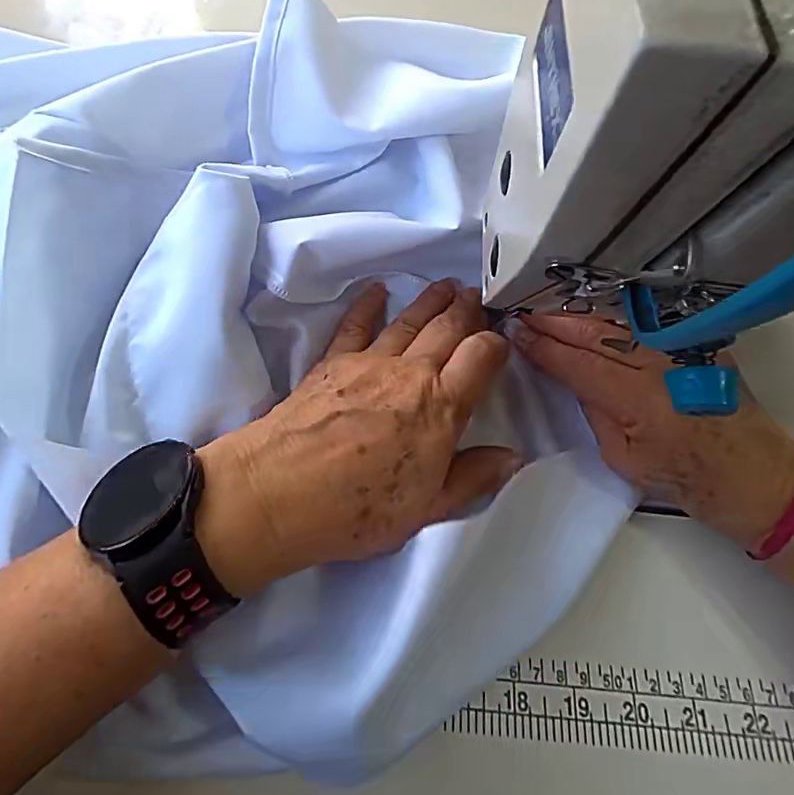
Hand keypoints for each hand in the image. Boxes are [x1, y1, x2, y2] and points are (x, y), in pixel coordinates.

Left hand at [194, 280, 519, 595]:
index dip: (495, 343)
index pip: (480, 358)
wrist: (280, 489)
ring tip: (445, 286)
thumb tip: (512, 456)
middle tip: (476, 296)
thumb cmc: (358, 509)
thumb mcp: (428, 507)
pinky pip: (354, 325)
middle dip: (465, 311)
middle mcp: (408, 374)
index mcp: (440, 406)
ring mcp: (366, 363)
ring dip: (428, 302)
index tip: (501, 337)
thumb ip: (473, 477)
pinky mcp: (330, 362)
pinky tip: (377, 290)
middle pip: (445, 330)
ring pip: (407, 322)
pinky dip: (368, 304)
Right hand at [507, 312, 793, 549]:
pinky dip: (609, 318)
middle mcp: (664, 367)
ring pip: (617, 322)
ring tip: (546, 312)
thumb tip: (571, 378)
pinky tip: (587, 316)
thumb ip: (595, 411)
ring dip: (577, 315)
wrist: (758, 479)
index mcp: (641, 400)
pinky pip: (643, 326)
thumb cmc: (691, 479)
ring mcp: (685, 352)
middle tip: (523, 315)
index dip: (542, 346)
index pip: (577, 362)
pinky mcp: (699, 347)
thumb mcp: (623, 457)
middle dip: (553, 322)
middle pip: (594, 333)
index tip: (516, 334)